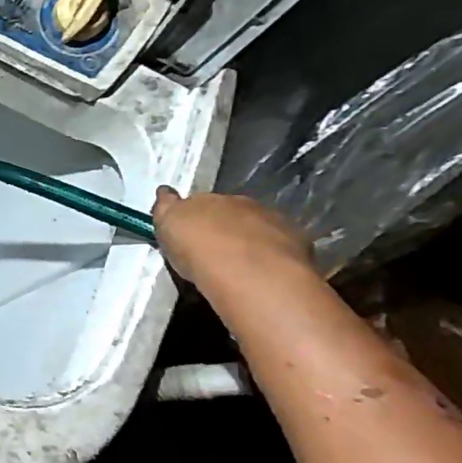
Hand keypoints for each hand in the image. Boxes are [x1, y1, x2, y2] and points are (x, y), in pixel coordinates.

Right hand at [151, 186, 314, 289]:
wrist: (247, 268)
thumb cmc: (197, 249)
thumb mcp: (168, 228)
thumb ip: (166, 210)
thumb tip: (165, 192)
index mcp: (206, 199)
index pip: (196, 201)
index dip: (191, 212)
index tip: (188, 224)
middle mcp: (239, 202)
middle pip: (229, 211)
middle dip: (222, 225)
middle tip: (214, 249)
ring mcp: (270, 218)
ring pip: (256, 225)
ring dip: (249, 238)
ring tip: (241, 263)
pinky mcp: (296, 239)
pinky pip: (281, 243)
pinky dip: (273, 252)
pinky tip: (266, 270)